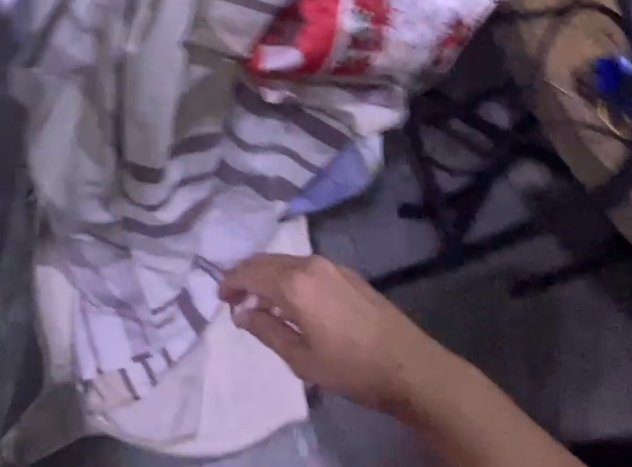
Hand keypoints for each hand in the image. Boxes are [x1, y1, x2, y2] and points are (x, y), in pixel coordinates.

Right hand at [218, 253, 451, 414]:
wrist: (411, 367)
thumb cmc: (352, 369)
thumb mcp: (301, 359)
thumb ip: (266, 330)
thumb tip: (240, 313)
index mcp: (294, 284)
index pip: (249, 273)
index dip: (230, 283)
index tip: (220, 297)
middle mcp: (308, 264)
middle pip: (265, 261)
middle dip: (245, 276)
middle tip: (235, 298)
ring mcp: (330, 265)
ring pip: (285, 261)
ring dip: (266, 275)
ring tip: (260, 301)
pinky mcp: (346, 273)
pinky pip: (304, 266)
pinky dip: (287, 276)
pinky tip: (291, 298)